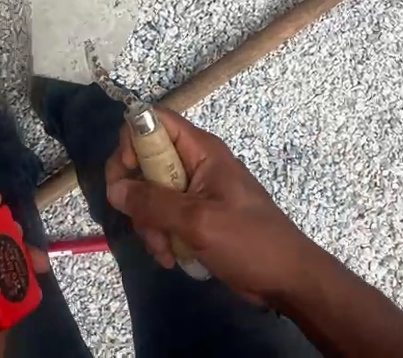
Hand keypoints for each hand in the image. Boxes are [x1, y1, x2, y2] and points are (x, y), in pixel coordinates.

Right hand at [105, 108, 322, 302]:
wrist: (289, 281)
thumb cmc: (249, 242)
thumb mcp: (198, 221)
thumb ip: (153, 203)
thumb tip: (114, 189)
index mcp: (201, 149)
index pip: (154, 121)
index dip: (132, 140)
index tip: (127, 173)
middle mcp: (195, 162)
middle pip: (145, 159)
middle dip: (138, 195)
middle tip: (141, 223)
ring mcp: (195, 190)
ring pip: (151, 192)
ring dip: (149, 222)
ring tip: (163, 251)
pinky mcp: (196, 215)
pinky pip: (164, 215)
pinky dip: (160, 235)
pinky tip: (170, 258)